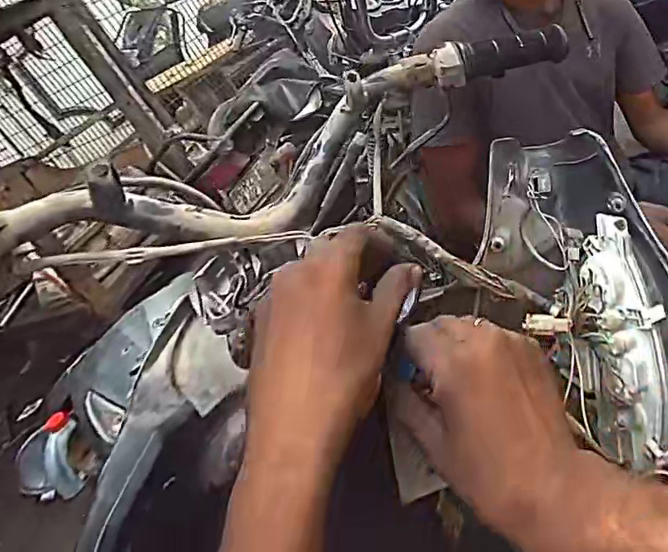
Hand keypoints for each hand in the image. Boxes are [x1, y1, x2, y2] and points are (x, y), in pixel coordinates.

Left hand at [246, 229, 419, 469]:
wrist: (290, 434)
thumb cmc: (342, 379)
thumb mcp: (379, 331)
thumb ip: (395, 290)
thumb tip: (408, 269)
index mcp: (327, 266)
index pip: (357, 233)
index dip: (381, 241)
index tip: (395, 257)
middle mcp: (294, 270)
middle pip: (330, 248)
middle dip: (356, 258)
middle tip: (378, 280)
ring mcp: (272, 295)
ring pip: (308, 270)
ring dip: (331, 277)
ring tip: (352, 305)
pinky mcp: (259, 319)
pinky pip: (290, 294)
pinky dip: (310, 297)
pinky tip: (322, 326)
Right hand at [388, 317, 590, 538]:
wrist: (553, 488)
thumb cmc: (495, 478)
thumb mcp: (437, 447)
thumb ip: (407, 406)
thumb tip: (394, 384)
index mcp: (454, 363)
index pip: (414, 333)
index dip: (405, 353)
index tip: (406, 370)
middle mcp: (483, 341)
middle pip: (442, 323)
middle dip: (431, 345)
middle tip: (431, 378)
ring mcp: (510, 341)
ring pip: (469, 325)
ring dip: (459, 343)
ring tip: (463, 380)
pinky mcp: (530, 349)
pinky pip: (496, 335)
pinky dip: (486, 348)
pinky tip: (489, 379)